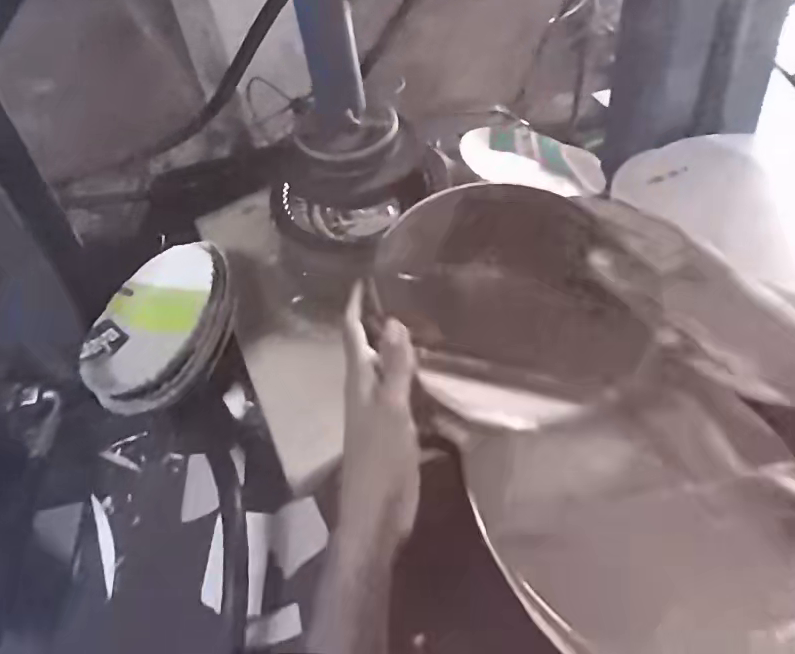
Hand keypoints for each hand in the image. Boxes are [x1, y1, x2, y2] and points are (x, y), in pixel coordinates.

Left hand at [339, 283, 420, 547]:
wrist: (376, 516)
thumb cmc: (381, 459)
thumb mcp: (392, 409)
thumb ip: (395, 367)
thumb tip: (394, 320)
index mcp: (359, 378)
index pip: (352, 330)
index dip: (356, 304)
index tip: (364, 278)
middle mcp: (365, 388)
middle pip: (370, 347)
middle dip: (383, 322)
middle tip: (408, 297)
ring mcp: (378, 410)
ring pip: (389, 371)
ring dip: (403, 353)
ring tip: (430, 332)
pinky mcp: (394, 431)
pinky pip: (406, 398)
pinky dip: (419, 386)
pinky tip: (441, 383)